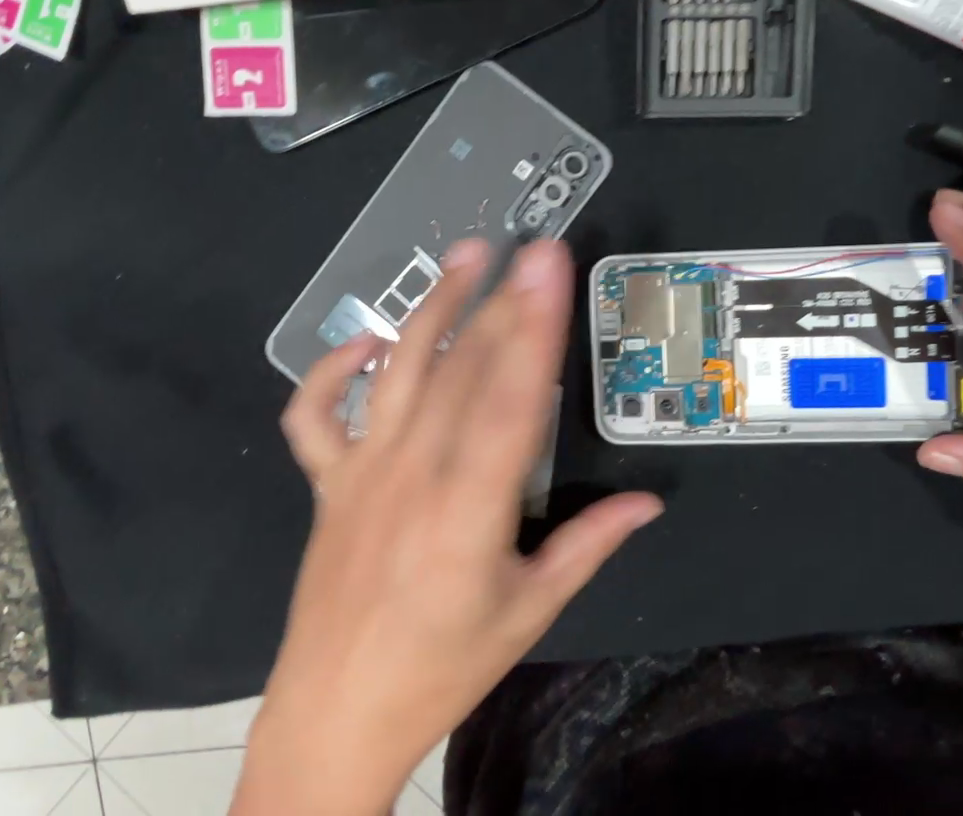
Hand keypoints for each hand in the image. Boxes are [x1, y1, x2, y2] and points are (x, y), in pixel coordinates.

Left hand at [233, 239, 662, 815]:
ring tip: (466, 257)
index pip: (511, 399)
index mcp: (468, 510)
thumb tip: (647, 504)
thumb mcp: (528, 612)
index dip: (534, 327)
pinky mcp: (329, 483)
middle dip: (501, 302)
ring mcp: (362, 472)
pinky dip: (332, 371)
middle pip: (462, 371)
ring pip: (399, 372)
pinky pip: (316, 416)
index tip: (549, 269)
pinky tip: (368, 343)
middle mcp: (412, 475)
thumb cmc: (440, 669)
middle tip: (529, 249)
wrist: (337, 713)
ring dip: (433, 309)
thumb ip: (588, 546)